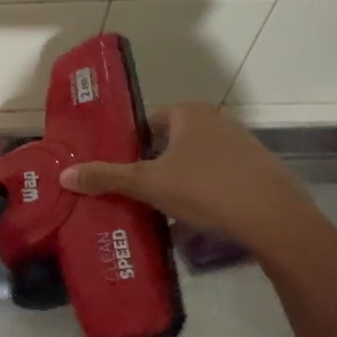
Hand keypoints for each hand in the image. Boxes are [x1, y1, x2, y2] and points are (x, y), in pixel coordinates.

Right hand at [59, 103, 319, 252]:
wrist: (271, 216)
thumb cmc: (204, 189)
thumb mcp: (147, 185)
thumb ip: (106, 178)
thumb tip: (65, 175)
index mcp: (189, 114)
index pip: (149, 123)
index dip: (131, 147)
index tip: (119, 173)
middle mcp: (217, 120)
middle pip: (172, 144)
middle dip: (153, 168)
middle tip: (134, 195)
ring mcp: (241, 145)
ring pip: (195, 163)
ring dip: (178, 184)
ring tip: (160, 213)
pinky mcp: (257, 171)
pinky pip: (218, 179)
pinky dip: (203, 196)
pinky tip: (194, 222)